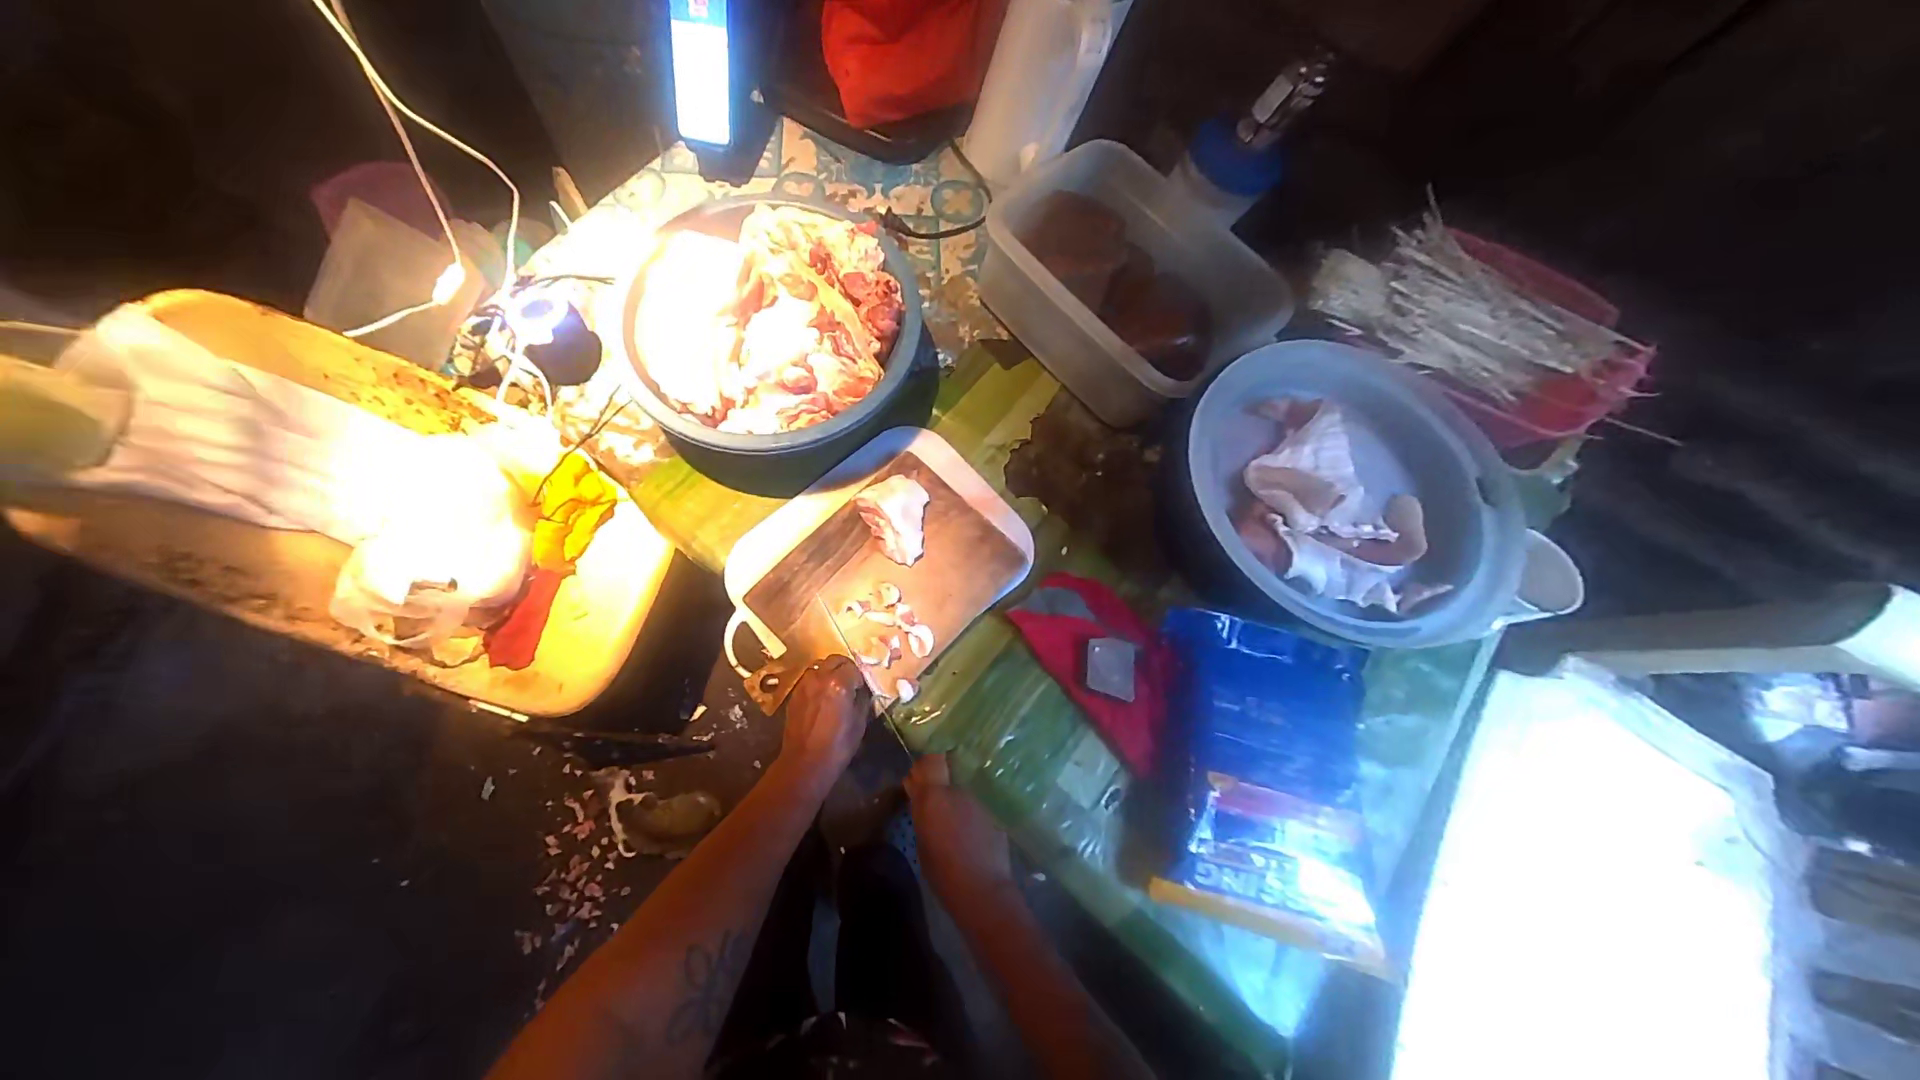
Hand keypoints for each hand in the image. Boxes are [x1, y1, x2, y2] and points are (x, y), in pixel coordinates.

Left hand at [777, 655, 866, 785]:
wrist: (806, 762)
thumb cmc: (838, 745)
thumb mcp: (859, 722)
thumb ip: (862, 699)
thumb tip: (862, 690)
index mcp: (839, 682)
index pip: (853, 667)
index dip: (859, 677)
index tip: (861, 688)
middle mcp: (820, 677)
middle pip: (835, 660)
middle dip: (844, 669)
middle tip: (850, 684)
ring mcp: (804, 685)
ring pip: (820, 668)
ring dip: (829, 673)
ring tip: (834, 690)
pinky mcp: (794, 695)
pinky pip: (809, 680)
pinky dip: (817, 683)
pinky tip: (821, 700)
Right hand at [906, 754, 1013, 905]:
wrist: (983, 889)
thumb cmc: (944, 872)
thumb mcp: (923, 840)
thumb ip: (920, 809)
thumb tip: (915, 787)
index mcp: (935, 796)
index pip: (931, 759)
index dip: (926, 764)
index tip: (922, 775)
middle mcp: (959, 788)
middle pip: (951, 762)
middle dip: (944, 770)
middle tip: (939, 786)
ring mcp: (980, 795)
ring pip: (968, 776)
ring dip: (961, 784)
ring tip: (958, 804)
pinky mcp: (997, 805)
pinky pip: (981, 792)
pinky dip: (976, 798)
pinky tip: (974, 817)